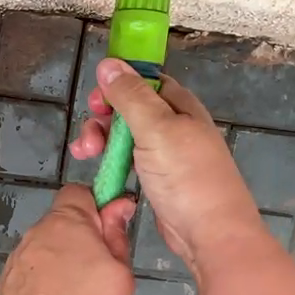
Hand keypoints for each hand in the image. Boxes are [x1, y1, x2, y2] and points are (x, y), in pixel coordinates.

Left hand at [0, 185, 134, 294]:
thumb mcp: (121, 273)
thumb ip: (116, 235)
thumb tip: (117, 207)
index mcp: (64, 222)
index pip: (78, 193)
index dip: (96, 208)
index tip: (110, 233)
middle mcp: (33, 235)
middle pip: (60, 224)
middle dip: (80, 240)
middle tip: (100, 274)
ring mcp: (14, 262)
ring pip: (44, 252)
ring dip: (60, 264)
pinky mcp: (3, 287)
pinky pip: (29, 276)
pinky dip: (43, 286)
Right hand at [69, 57, 263, 267]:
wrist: (209, 232)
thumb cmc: (187, 177)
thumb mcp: (156, 129)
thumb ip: (131, 96)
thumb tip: (109, 63)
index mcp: (180, 106)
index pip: (146, 80)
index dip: (119, 84)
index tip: (97, 99)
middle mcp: (174, 125)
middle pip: (130, 107)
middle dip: (104, 116)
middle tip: (90, 134)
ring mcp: (165, 153)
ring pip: (125, 134)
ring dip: (101, 138)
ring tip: (85, 154)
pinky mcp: (156, 177)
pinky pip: (127, 159)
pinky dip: (109, 159)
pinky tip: (96, 167)